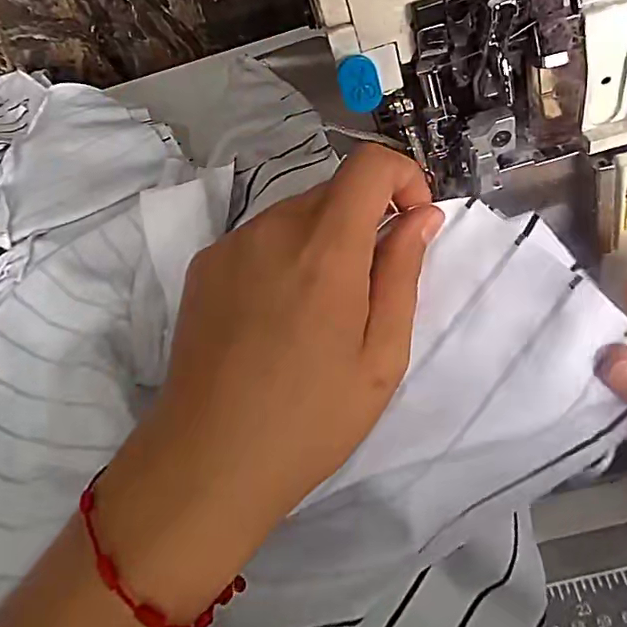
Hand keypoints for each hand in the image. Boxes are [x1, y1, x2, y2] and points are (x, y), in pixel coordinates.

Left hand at [92, 146, 443, 616]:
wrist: (207, 462)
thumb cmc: (311, 419)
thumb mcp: (381, 356)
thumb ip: (403, 273)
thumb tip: (422, 216)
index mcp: (324, 250)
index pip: (369, 164)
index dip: (403, 177)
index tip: (413, 222)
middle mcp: (272, 230)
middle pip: (334, 189)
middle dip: (368, 218)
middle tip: (371, 287)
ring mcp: (230, 245)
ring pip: (297, 213)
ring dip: (326, 239)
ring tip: (323, 312)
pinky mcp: (204, 266)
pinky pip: (261, 237)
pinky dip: (287, 254)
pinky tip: (280, 316)